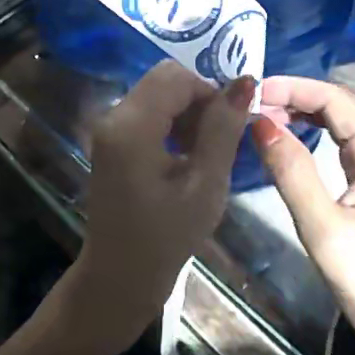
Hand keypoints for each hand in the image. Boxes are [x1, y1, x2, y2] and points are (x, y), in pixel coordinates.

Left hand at [62, 60, 254, 354]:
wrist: (119, 278)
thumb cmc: (167, 237)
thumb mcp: (205, 183)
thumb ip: (223, 128)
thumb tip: (245, 81)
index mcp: (131, 125)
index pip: (176, 76)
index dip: (210, 92)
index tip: (230, 127)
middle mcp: (113, 117)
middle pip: (165, 81)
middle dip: (199, 102)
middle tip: (217, 143)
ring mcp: (109, 129)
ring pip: (158, 95)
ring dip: (187, 114)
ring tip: (204, 155)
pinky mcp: (112, 142)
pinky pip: (149, 114)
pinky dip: (172, 125)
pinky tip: (185, 159)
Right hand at [249, 77, 354, 354]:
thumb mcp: (326, 231)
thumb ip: (293, 173)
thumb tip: (261, 123)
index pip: (338, 100)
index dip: (295, 88)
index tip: (254, 92)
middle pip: (342, 109)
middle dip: (298, 99)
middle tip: (252, 107)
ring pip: (345, 129)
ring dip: (306, 118)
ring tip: (264, 121)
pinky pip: (347, 152)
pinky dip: (317, 141)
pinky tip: (293, 147)